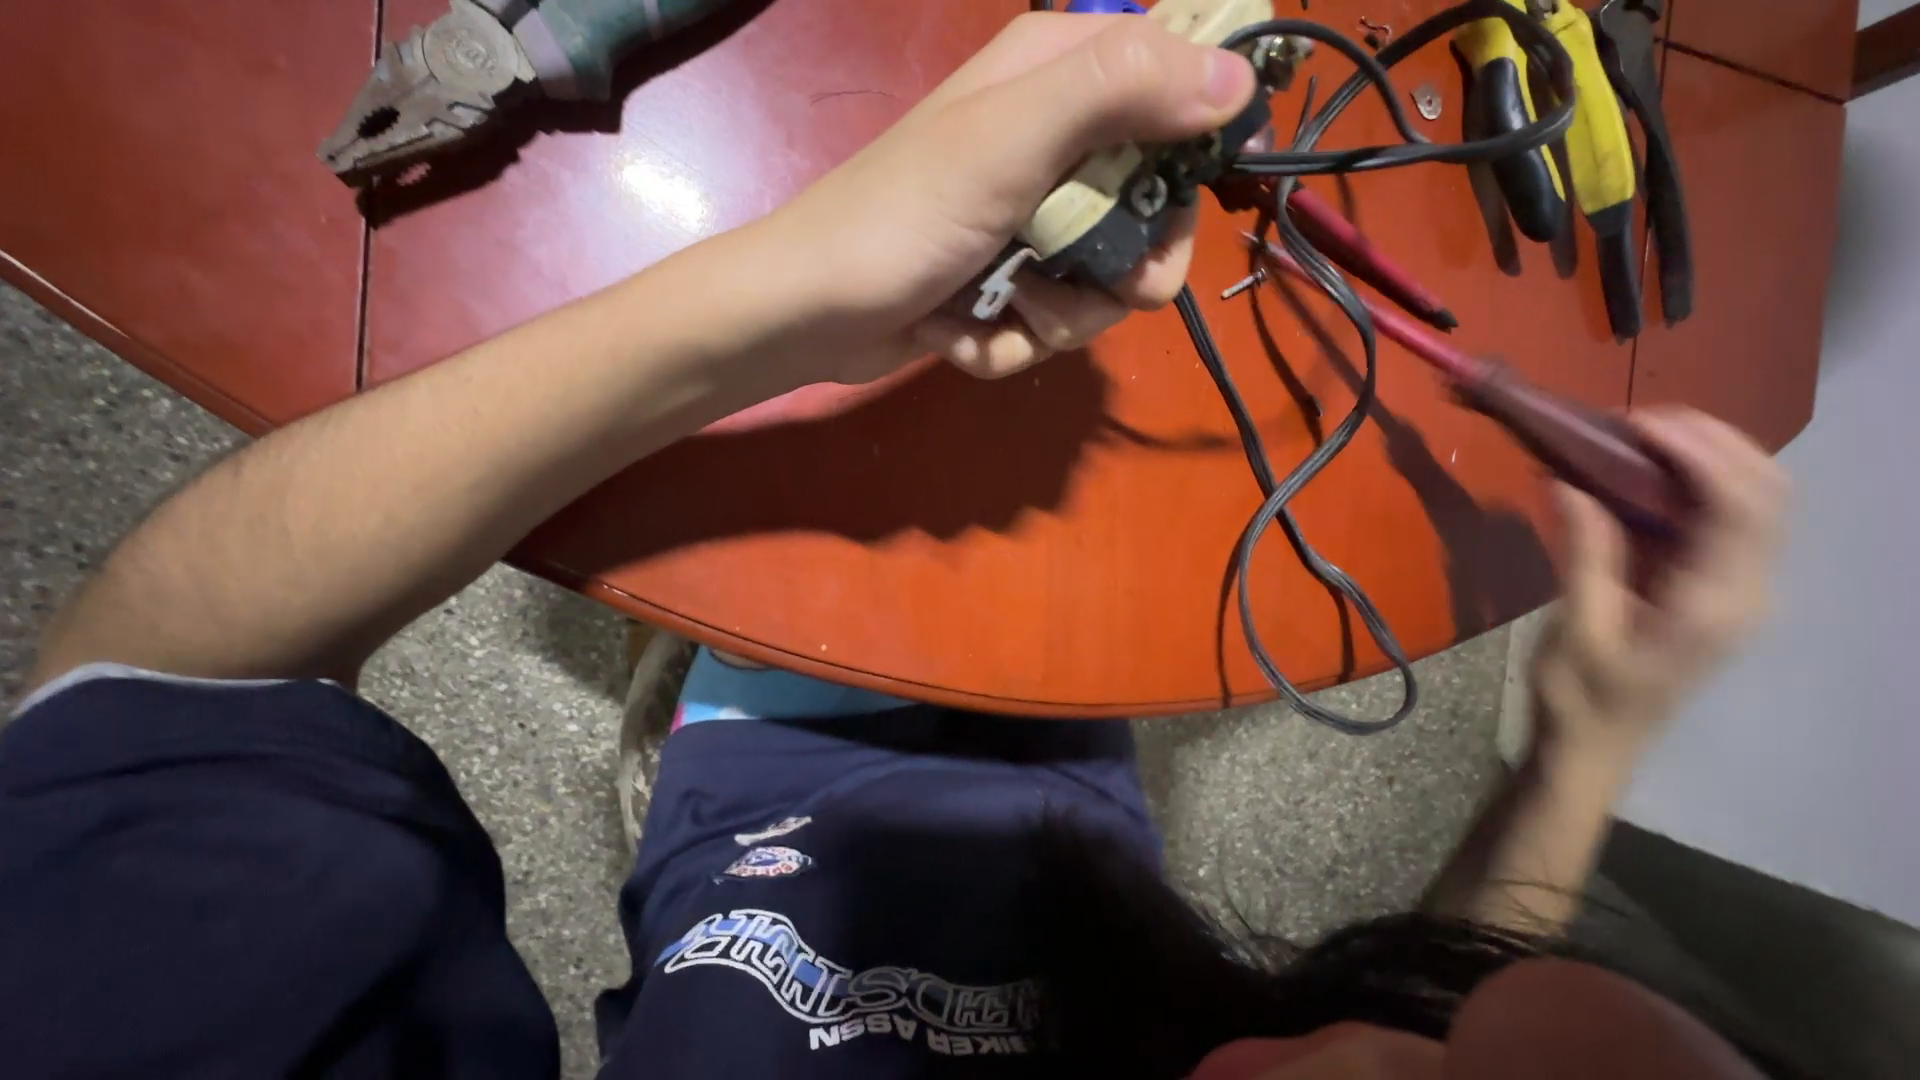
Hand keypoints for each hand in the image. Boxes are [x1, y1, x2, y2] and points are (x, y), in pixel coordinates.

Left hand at [757, 12, 1255, 383]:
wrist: (810, 311)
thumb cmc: (903, 215)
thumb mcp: (1010, 138)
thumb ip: (1118, 91)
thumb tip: (1235, 80)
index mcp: (1058, 81)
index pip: (1175, 84)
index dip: (1199, 139)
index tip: (1193, 193)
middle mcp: (1051, 149)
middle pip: (1151, 207)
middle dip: (1130, 266)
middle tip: (1115, 287)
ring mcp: (1026, 227)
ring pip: (1100, 283)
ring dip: (1056, 316)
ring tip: (1004, 309)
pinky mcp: (1002, 289)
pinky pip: (1046, 324)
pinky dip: (1008, 342)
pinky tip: (960, 333)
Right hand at [1531, 409, 1788, 769]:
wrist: (1596, 746)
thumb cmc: (1582, 696)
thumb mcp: (1576, 629)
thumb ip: (1585, 554)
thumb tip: (1570, 483)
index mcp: (1717, 602)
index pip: (1739, 506)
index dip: (1697, 452)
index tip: (1635, 423)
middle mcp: (1746, 589)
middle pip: (1767, 491)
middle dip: (1711, 442)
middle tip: (1634, 421)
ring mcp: (1737, 588)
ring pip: (1755, 499)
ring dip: (1707, 457)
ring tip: (1637, 437)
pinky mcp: (1714, 588)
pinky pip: (1723, 519)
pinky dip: (1692, 483)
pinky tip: (1642, 474)